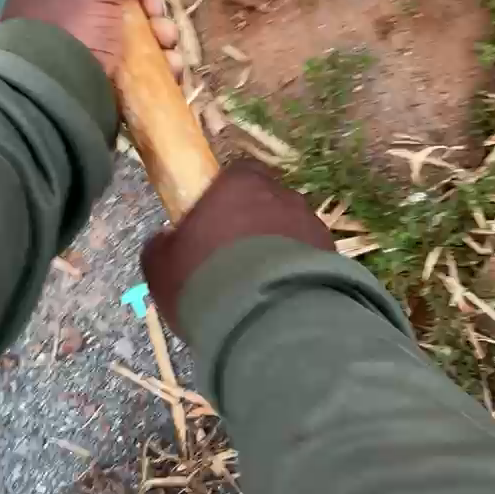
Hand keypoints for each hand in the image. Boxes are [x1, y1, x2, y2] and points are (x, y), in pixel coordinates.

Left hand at [0, 0, 182, 77]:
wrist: (60, 91)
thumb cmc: (71, 27)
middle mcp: (68, 26)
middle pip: (123, 12)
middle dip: (151, 14)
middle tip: (159, 19)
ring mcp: (89, 60)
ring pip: (138, 43)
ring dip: (162, 39)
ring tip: (168, 43)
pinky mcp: (109, 88)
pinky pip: (143, 73)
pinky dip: (161, 68)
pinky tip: (171, 66)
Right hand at [140, 162, 333, 333]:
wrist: (268, 316)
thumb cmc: (205, 281)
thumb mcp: (162, 267)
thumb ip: (163, 245)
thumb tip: (166, 239)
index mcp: (239, 183)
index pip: (234, 176)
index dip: (223, 200)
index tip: (212, 227)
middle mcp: (281, 194)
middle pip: (267, 202)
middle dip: (254, 225)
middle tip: (236, 260)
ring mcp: (311, 222)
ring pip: (291, 229)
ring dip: (279, 249)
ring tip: (261, 285)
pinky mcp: (332, 252)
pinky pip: (310, 256)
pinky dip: (298, 270)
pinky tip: (284, 295)